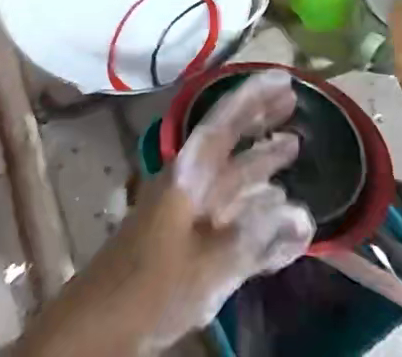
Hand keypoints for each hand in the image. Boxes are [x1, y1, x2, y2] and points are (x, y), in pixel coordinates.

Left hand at [17, 70, 313, 356]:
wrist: (100, 323)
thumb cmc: (150, 285)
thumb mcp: (206, 264)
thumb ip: (254, 238)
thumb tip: (300, 213)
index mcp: (189, 174)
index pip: (225, 121)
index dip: (255, 96)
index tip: (284, 78)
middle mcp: (191, 182)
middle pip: (230, 140)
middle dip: (260, 119)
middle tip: (294, 101)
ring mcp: (190, 210)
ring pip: (233, 176)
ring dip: (262, 161)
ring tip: (294, 144)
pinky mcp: (191, 238)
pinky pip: (231, 213)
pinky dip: (257, 210)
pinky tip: (282, 214)